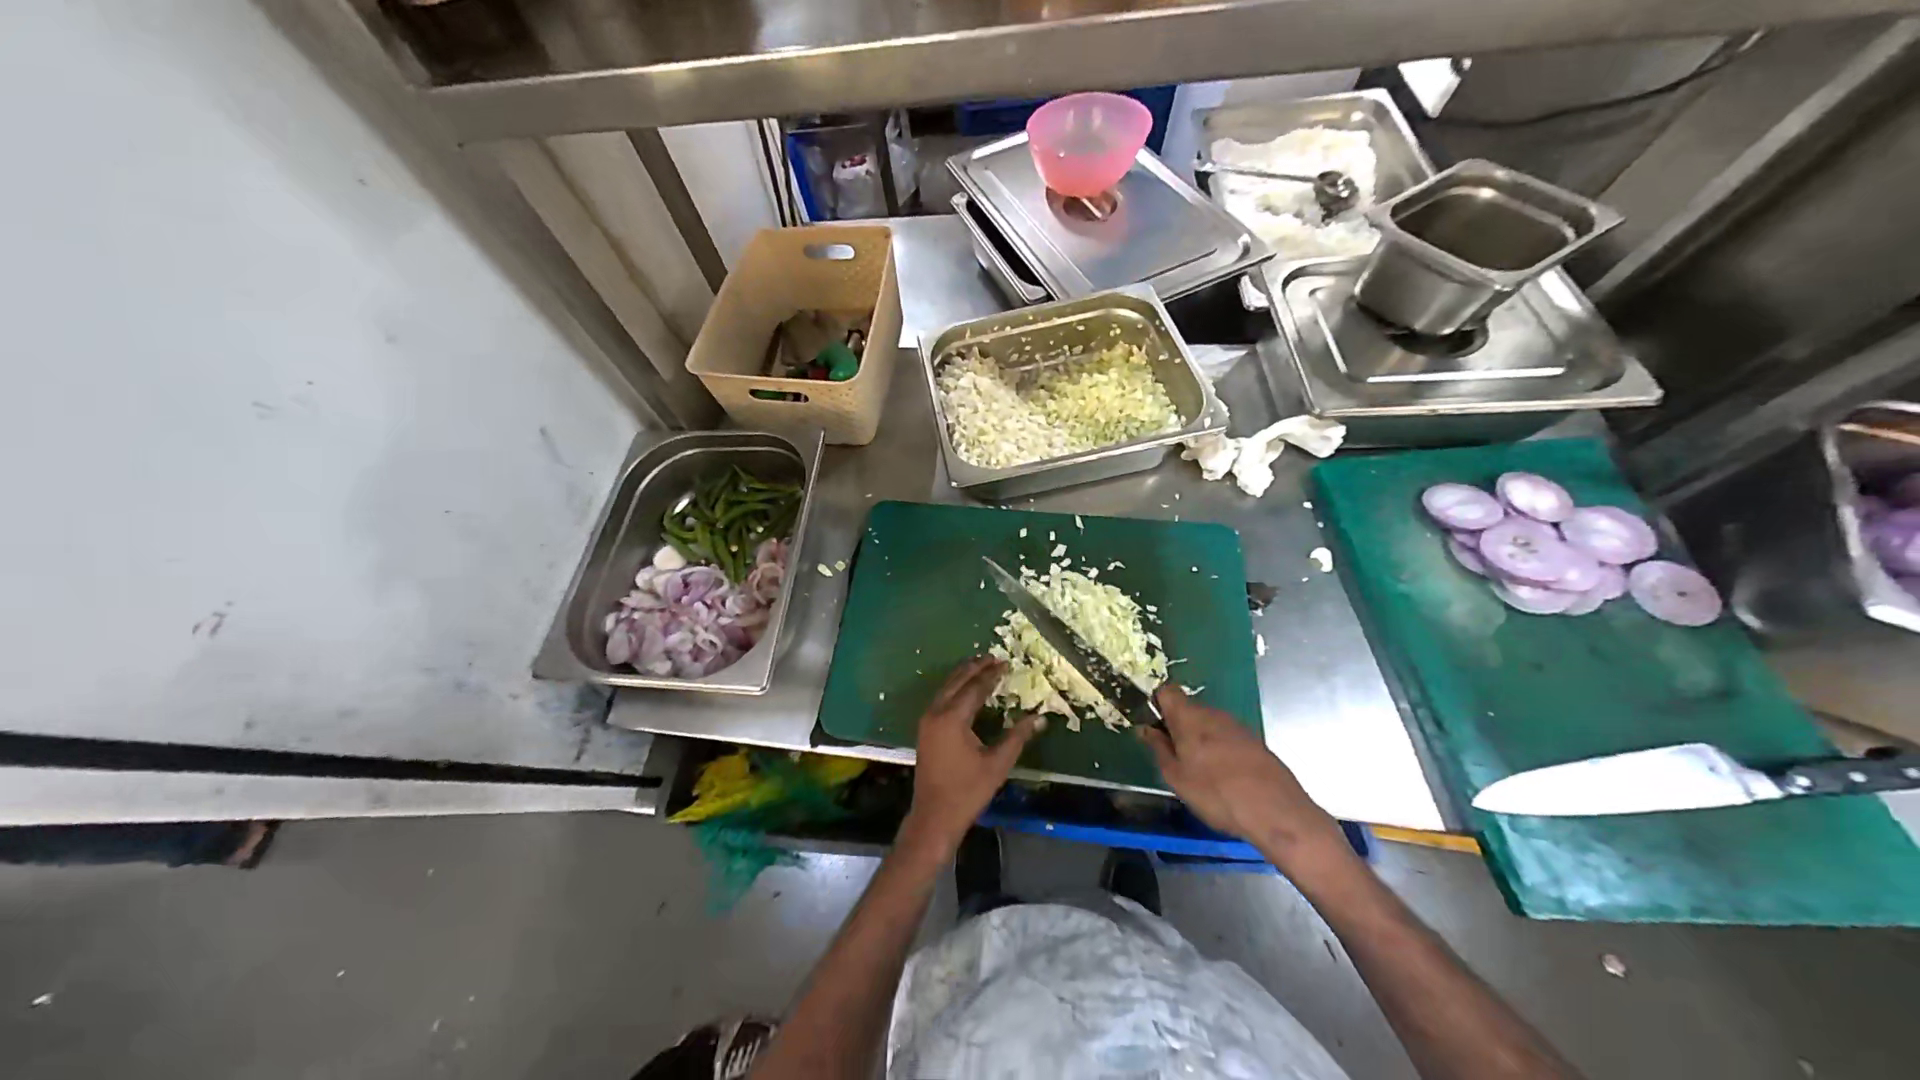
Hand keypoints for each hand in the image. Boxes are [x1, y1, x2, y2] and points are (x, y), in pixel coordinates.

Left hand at [899, 657, 1039, 860]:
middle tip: (993, 657)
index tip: (1006, 663)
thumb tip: (1039, 718)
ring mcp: (927, 721)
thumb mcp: (997, 764)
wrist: (934, 816)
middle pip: (956, 681)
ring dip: (963, 676)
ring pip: (945, 688)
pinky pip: (940, 698)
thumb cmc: (967, 791)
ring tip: (980, 666)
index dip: (991, 674)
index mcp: (952, 718)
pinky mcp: (925, 730)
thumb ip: (1017, 737)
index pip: (975, 688)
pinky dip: (954, 688)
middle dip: (974, 667)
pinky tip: (965, 690)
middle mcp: (936, 713)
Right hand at [1140, 686, 1346, 867]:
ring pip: (1208, 724)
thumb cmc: (1216, 794)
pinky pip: (1227, 737)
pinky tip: (1223, 777)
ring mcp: (1237, 726)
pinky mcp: (1255, 741)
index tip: (1154, 727)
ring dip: (1199, 739)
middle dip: (1178, 726)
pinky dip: (1219, 749)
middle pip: (1188, 709)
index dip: (1157, 704)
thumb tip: (1147, 729)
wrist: (1277, 812)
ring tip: (1199, 771)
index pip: (1166, 691)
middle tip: (1173, 757)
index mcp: (1189, 717)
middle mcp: (1214, 714)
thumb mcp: (1176, 777)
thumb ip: (1159, 749)